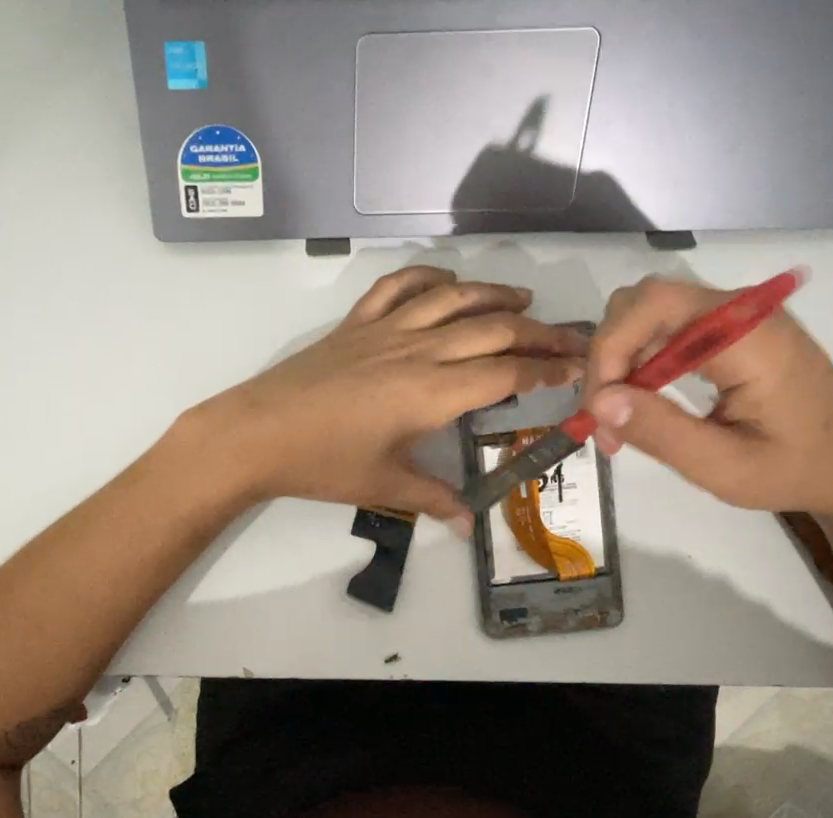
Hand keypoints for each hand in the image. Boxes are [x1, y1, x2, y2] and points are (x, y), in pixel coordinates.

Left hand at [187, 266, 585, 523]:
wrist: (255, 433)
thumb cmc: (320, 463)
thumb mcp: (382, 485)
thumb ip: (432, 498)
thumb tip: (467, 525)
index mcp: (430, 392)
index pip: (504, 374)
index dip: (546, 370)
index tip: (577, 369)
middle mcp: (416, 350)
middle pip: (491, 329)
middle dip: (538, 331)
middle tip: (570, 338)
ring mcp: (384, 330)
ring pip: (452, 299)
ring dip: (493, 295)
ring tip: (524, 299)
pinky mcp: (355, 324)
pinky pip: (398, 286)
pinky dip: (428, 277)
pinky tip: (447, 283)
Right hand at [581, 276, 832, 524]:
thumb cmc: (795, 469)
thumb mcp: (723, 467)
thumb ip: (661, 432)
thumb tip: (599, 402)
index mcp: (746, 336)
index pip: (651, 307)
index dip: (610, 350)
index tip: (598, 412)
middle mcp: (740, 310)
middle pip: (642, 302)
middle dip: (608, 358)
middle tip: (603, 421)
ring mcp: (736, 316)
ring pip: (646, 314)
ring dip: (619, 363)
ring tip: (618, 422)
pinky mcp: (730, 329)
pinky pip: (666, 330)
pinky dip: (639, 364)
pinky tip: (640, 406)